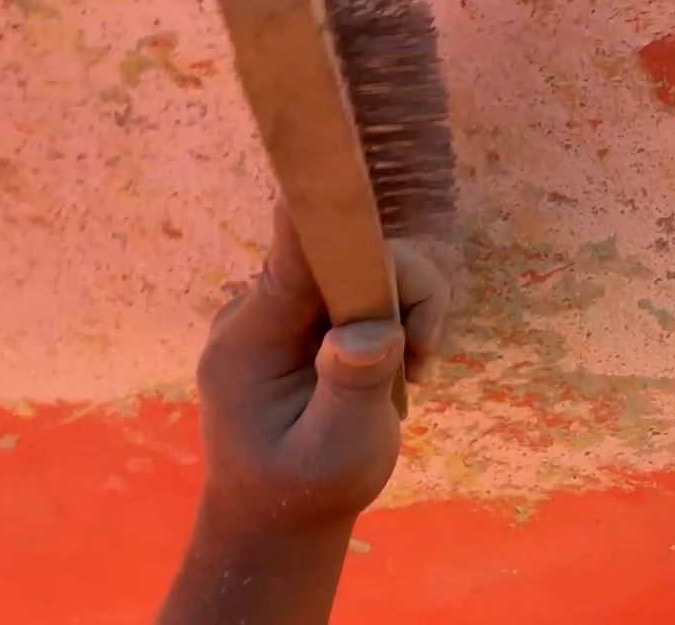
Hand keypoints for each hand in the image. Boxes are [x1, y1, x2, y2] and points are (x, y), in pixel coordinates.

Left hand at [159, 204, 451, 624]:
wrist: (285, 508)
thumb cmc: (304, 487)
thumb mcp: (335, 452)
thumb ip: (350, 388)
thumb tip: (371, 330)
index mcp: (251, 339)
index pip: (290, 258)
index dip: (324, 211)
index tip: (342, 166)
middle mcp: (269, 308)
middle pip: (357, 253)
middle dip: (408, 293)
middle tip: (423, 355)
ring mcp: (297, 305)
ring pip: (382, 262)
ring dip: (416, 306)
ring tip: (414, 367)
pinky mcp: (324, 308)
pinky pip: (384, 279)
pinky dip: (412, 311)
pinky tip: (407, 358)